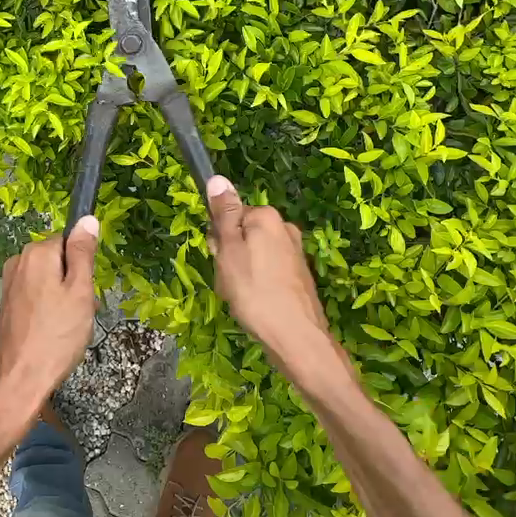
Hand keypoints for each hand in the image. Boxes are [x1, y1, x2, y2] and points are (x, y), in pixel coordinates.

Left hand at [0, 216, 99, 413]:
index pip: (69, 241)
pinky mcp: (7, 304)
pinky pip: (37, 296)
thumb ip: (83, 253)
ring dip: (63, 299)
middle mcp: (19, 261)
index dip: (83, 265)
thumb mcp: (79, 291)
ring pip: (49, 280)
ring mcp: (10, 283)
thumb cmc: (55, 337)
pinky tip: (54, 334)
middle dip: (74, 283)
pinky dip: (49, 311)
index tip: (86, 290)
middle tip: (81, 312)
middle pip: (58, 260)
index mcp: (37, 253)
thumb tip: (87, 219)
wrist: (17, 381)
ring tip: (69, 328)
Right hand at [206, 176, 342, 382]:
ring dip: (241, 273)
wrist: (297, 338)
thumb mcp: (230, 250)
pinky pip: (267, 271)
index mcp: (267, 217)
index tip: (219, 259)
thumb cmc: (255, 292)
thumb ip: (223, 215)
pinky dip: (257, 285)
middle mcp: (284, 228)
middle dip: (230, 256)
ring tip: (241, 297)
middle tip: (229, 281)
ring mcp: (294, 252)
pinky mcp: (298, 275)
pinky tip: (255, 304)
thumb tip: (217, 178)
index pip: (229, 216)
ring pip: (253, 255)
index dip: (219, 238)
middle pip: (242, 234)